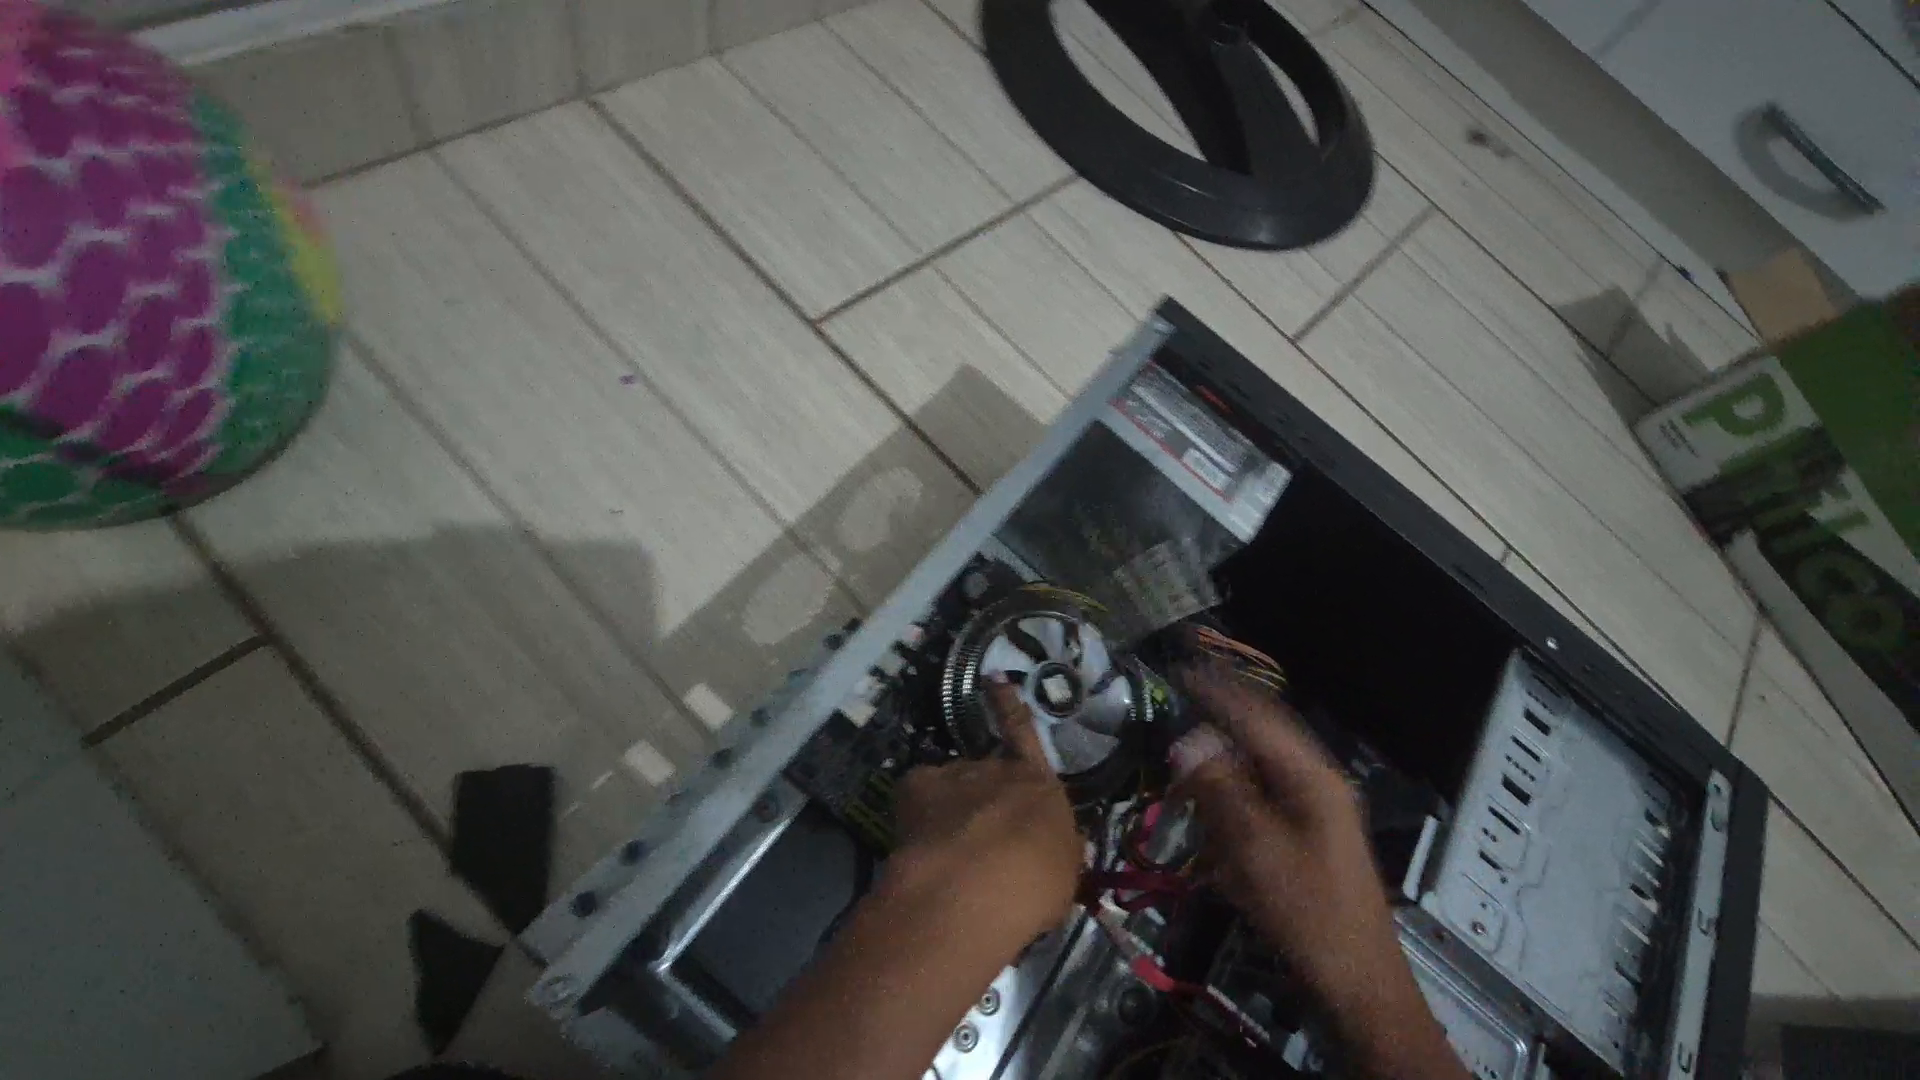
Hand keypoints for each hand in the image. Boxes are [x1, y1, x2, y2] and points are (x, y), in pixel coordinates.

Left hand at [887, 678, 1083, 949]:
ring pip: (952, 786)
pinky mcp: (917, 787)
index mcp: (1040, 787)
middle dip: (982, 799)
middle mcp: (997, 770)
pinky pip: (918, 793)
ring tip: (948, 852)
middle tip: (978, 843)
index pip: (1024, 734)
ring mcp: (955, 774)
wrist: (976, 887)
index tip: (993, 679)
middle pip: (987, 773)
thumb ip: (1053, 845)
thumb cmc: (1034, 886)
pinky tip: (921, 840)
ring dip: (951, 808)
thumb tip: (1044, 844)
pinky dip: (918, 811)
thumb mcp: (1064, 869)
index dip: (1008, 705)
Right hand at [1171, 664, 1466, 1079]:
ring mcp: (1315, 810)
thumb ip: (1219, 788)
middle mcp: (1316, 783)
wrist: (1356, 981)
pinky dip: (1232, 802)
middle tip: (1176, 721)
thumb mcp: (1255, 848)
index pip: (1257, 717)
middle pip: (1259, 738)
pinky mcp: (1306, 836)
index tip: (1181, 670)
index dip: (1218, 692)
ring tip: (1187, 773)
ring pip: (1258, 770)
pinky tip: (1212, 819)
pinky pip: (1262, 801)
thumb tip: (1186, 740)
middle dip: (1216, 727)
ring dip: (1221, 769)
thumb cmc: (1306, 912)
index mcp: (1311, 777)